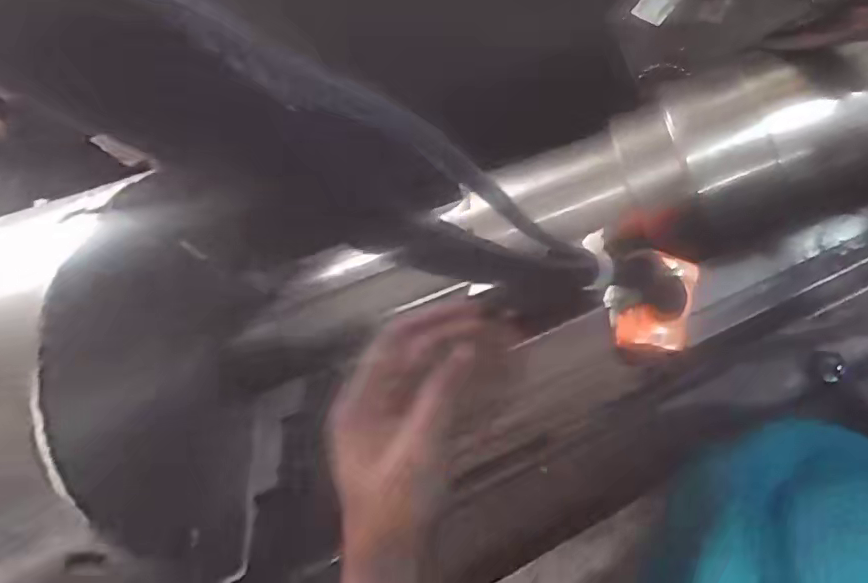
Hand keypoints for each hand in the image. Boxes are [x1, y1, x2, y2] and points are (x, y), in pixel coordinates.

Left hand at [326, 299, 506, 576]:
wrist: (393, 557)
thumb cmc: (395, 505)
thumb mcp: (418, 446)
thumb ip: (441, 391)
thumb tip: (468, 346)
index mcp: (361, 400)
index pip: (394, 339)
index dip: (434, 318)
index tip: (474, 310)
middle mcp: (377, 398)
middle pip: (418, 348)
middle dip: (459, 333)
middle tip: (498, 325)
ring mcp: (398, 412)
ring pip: (436, 365)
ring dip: (471, 351)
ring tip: (506, 343)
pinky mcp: (419, 425)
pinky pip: (446, 388)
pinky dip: (473, 377)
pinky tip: (499, 373)